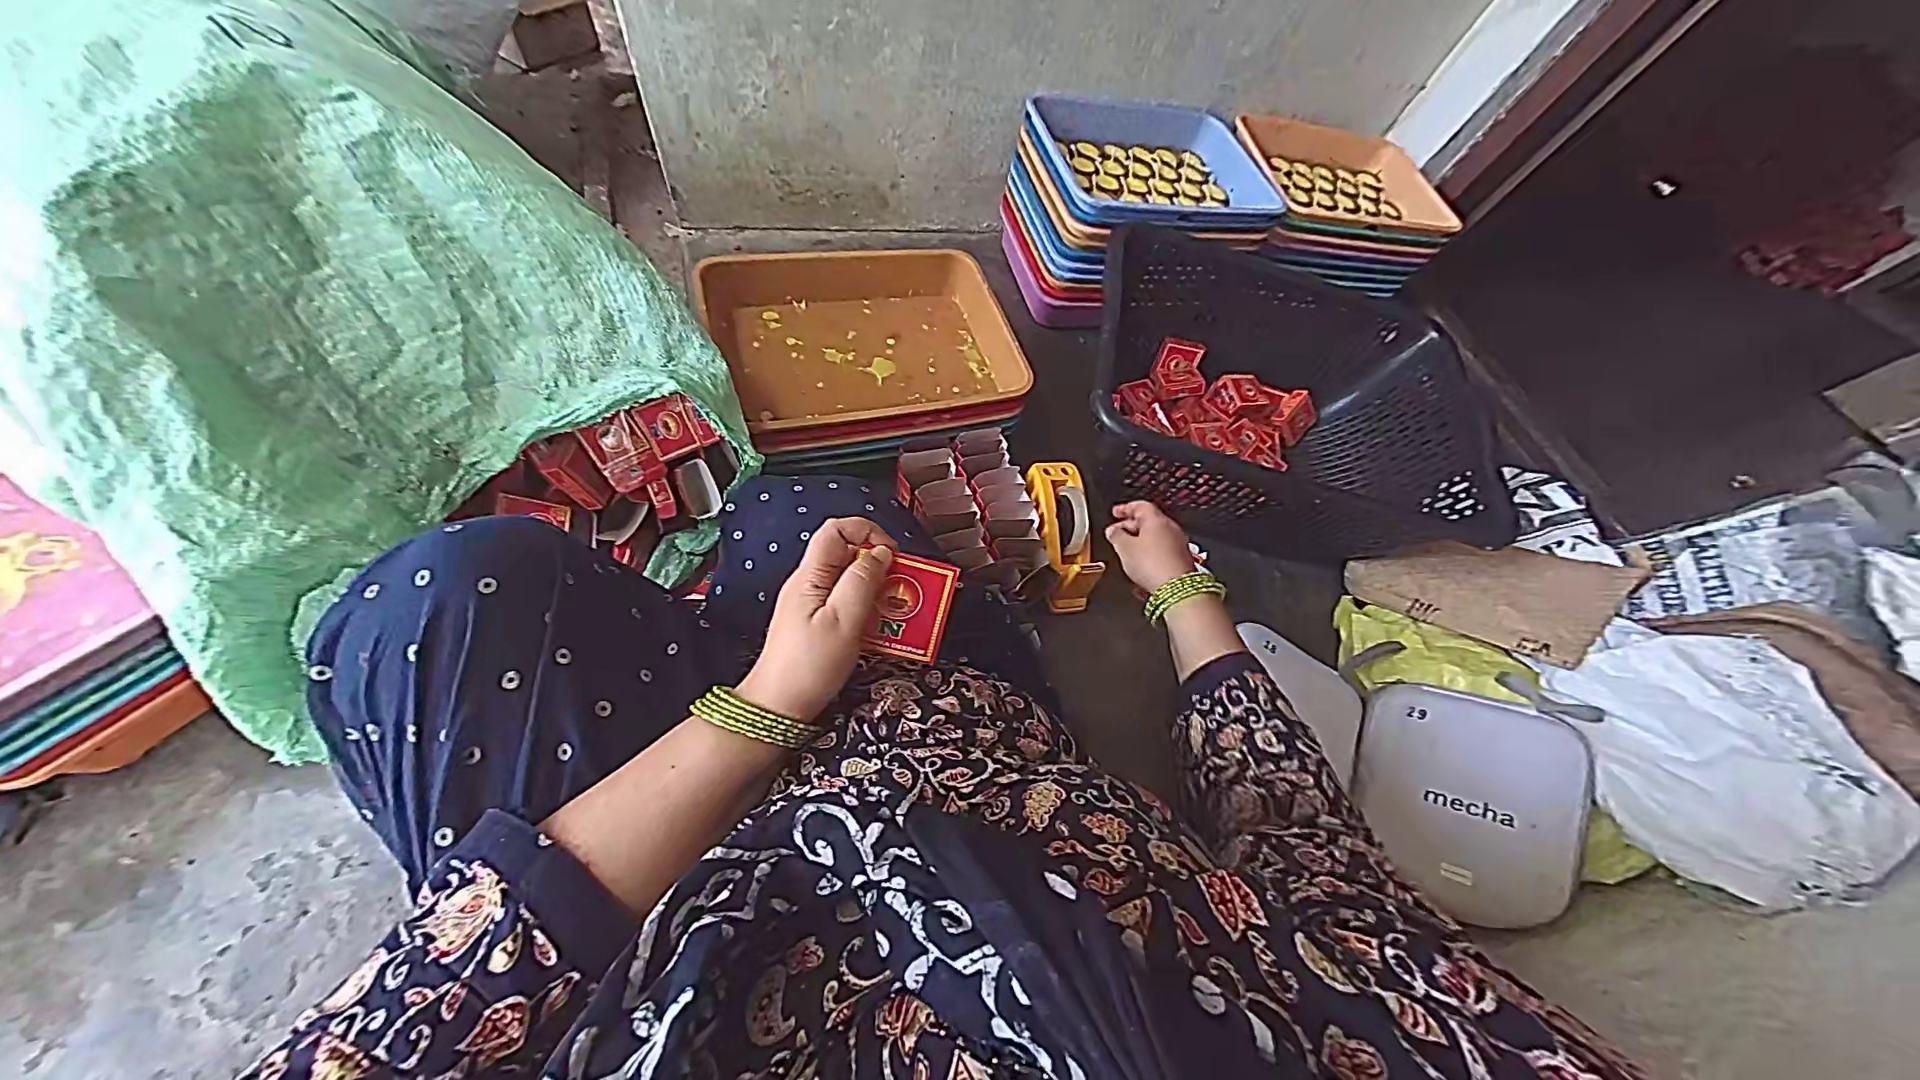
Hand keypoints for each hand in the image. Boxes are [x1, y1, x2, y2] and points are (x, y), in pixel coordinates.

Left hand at [736, 517, 897, 721]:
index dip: (869, 533)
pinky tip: (877, 629)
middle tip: (899, 587)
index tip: (893, 556)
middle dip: (880, 567)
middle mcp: (811, 584)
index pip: (838, 529)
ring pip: (852, 580)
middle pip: (850, 554)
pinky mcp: (820, 623)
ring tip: (892, 612)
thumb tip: (881, 553)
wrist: (780, 706)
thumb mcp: (844, 620)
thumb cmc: (807, 668)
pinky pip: (849, 604)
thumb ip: (864, 581)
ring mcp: (813, 604)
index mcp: (811, 576)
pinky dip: (868, 611)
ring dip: (877, 591)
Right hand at [1104, 501, 1196, 593]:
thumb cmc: (1154, 566)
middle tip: (1117, 533)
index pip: (1139, 506)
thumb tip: (1113, 531)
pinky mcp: (1181, 559)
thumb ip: (1116, 535)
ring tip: (1127, 551)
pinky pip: (1161, 550)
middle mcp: (1170, 528)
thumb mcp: (1124, 548)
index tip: (1116, 511)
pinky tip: (1142, 563)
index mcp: (1156, 520)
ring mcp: (1178, 543)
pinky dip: (1150, 552)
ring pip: (1155, 536)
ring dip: (1140, 541)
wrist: (1176, 588)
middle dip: (1131, 526)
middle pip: (1148, 521)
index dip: (1125, 508)